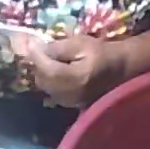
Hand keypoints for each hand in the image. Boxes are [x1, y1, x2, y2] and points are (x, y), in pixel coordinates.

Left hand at [18, 33, 141, 106]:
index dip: (37, 57)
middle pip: (42, 79)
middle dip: (39, 65)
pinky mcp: (68, 105)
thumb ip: (59, 47)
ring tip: (50, 61)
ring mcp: (68, 102)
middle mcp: (69, 93)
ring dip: (43, 73)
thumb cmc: (102, 53)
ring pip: (44, 87)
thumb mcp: (82, 44)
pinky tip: (54, 72)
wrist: (119, 70)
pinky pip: (50, 93)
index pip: (47, 69)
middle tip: (42, 51)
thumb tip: (37, 48)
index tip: (30, 44)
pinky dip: (48, 82)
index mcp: (76, 77)